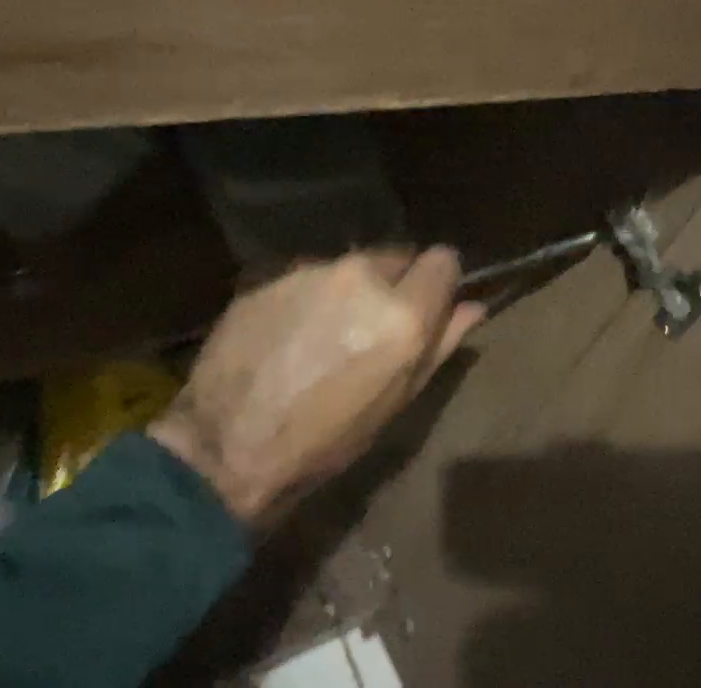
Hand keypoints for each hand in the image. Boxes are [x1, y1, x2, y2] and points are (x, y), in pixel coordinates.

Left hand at [147, 247, 484, 526]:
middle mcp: (358, 276)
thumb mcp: (394, 403)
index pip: (442, 259)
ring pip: (346, 266)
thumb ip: (438, 346)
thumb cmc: (323, 442)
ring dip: (345, 291)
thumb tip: (473, 307)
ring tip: (322, 337)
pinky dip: (306, 297)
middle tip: (369, 329)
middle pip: (394, 256)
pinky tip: (286, 335)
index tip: (426, 307)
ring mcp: (309, 270)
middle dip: (390, 285)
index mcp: (400, 313)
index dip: (437, 283)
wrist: (227, 444)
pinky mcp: (268, 274)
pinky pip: (305, 275)